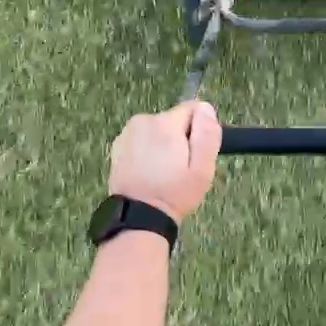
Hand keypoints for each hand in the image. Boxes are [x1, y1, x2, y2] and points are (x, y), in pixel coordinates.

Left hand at [107, 102, 222, 222]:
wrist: (139, 217)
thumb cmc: (174, 194)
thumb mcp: (202, 169)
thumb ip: (207, 134)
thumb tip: (206, 108)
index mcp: (165, 123)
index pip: (194, 109)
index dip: (200, 131)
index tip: (195, 154)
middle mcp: (143, 121)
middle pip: (174, 120)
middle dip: (181, 139)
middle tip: (181, 168)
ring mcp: (127, 133)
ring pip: (158, 130)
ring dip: (164, 145)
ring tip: (164, 172)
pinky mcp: (118, 146)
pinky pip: (142, 140)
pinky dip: (147, 151)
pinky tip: (149, 172)